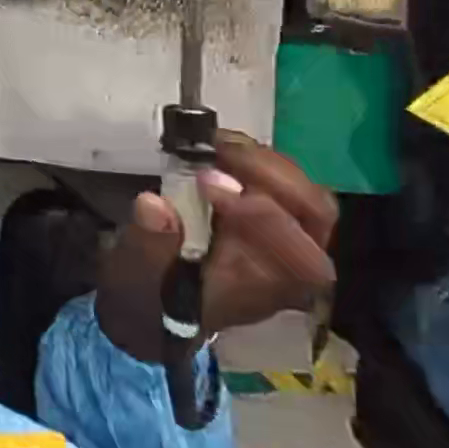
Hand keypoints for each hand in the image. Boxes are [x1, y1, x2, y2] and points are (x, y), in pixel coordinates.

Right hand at [95, 130, 337, 363]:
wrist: (149, 305)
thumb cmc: (147, 295)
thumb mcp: (137, 275)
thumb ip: (149, 243)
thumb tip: (153, 203)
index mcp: (268, 286)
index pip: (297, 252)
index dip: (260, 213)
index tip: (204, 180)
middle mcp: (290, 263)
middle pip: (312, 211)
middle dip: (269, 173)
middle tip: (216, 147)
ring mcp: (284, 238)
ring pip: (301, 192)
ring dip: (261, 161)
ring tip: (212, 142)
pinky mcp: (266, 218)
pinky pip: (279, 185)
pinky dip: (252, 162)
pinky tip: (215, 150)